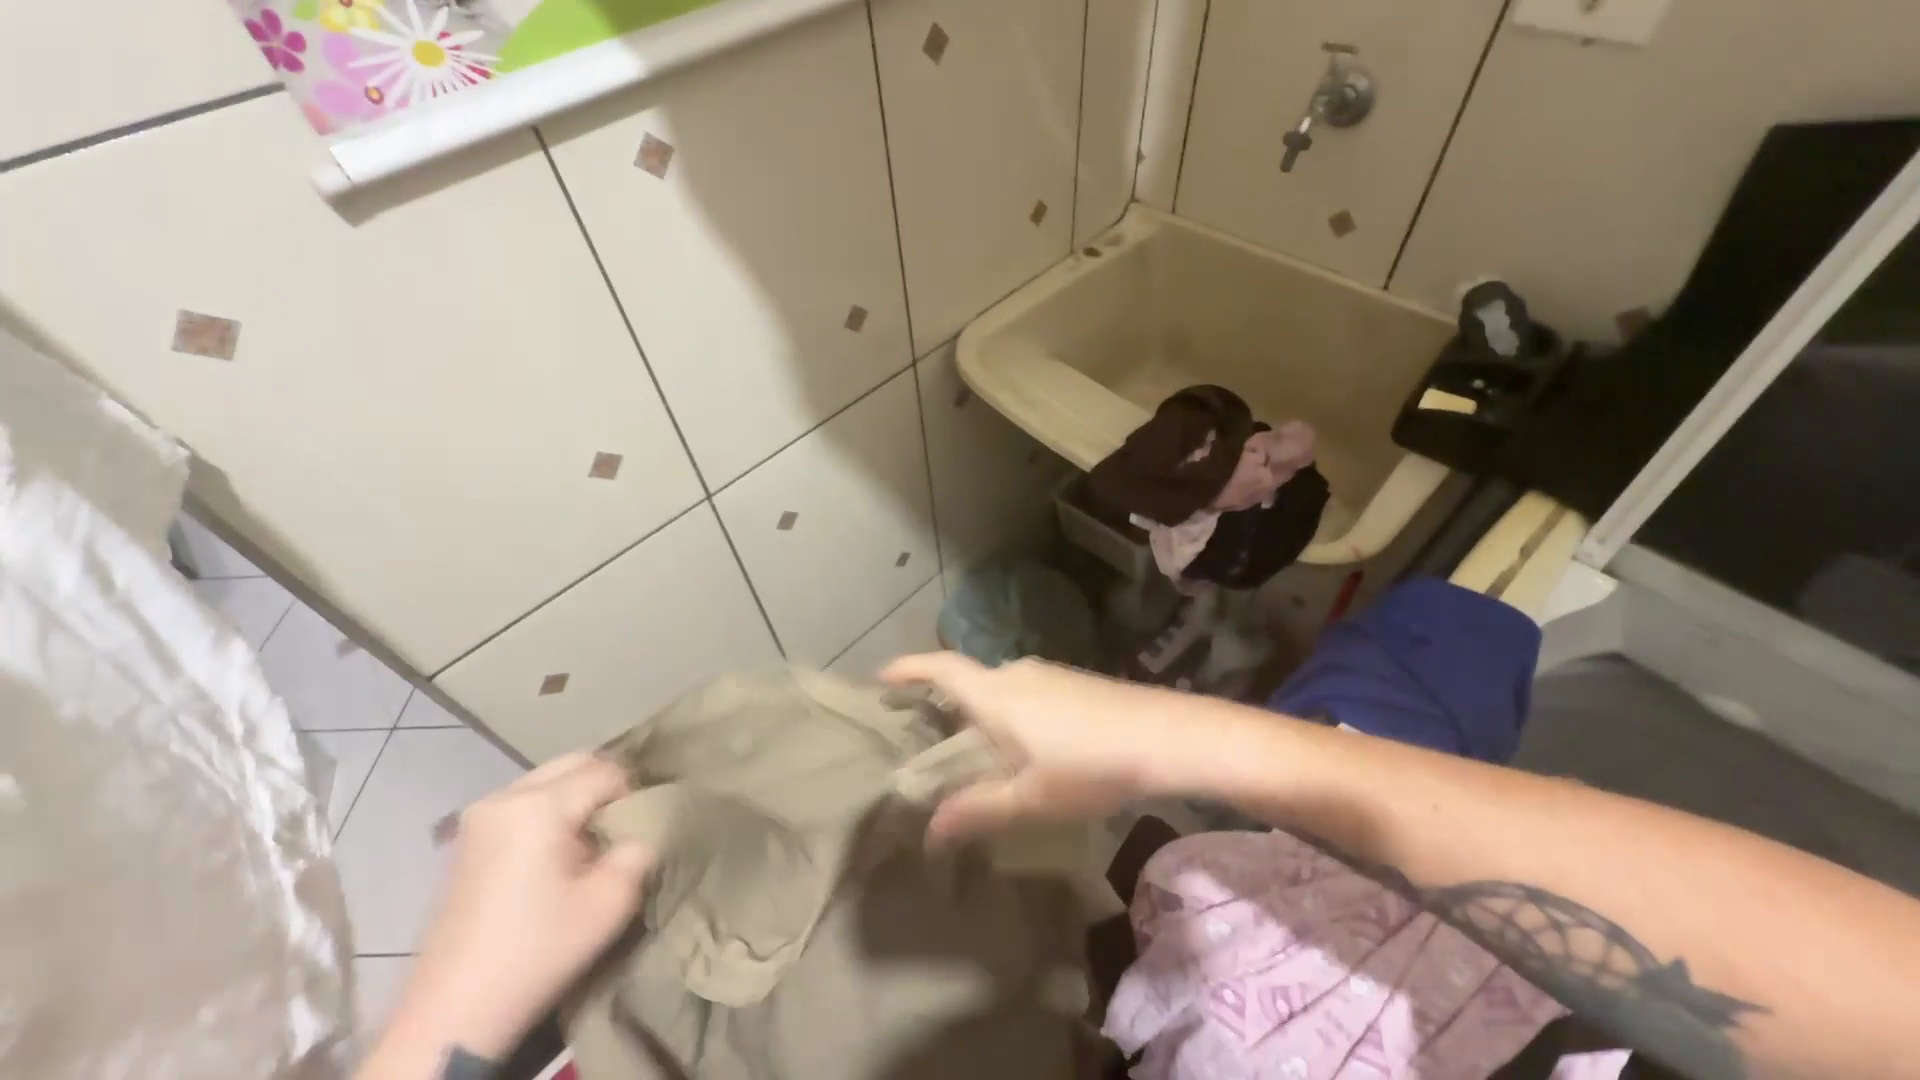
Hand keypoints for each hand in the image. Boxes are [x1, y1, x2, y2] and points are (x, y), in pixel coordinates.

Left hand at [372, 754, 652, 1065]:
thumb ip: (638, 850)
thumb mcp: (611, 902)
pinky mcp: (464, 839)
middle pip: (572, 763)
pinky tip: (552, 857)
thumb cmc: (539, 951)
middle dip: (605, 786)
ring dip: (575, 799)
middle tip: (620, 830)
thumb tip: (642, 829)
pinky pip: (521, 803)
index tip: (640, 830)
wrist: (454, 1010)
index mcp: (539, 806)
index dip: (633, 794)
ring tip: (587, 846)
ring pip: (546, 780)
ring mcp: (477, 816)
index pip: (606, 771)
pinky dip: (547, 813)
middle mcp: (503, 796)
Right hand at [878, 653, 1196, 841]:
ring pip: (999, 690)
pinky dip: (1009, 714)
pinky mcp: (1074, 683)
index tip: (880, 677)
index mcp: (996, 694)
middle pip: (968, 681)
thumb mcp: (1030, 798)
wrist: (1169, 736)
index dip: (907, 669)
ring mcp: (1048, 675)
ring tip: (973, 751)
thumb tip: (930, 831)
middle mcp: (1016, 673)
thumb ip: (978, 810)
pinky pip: (1026, 694)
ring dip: (980, 713)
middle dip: (943, 703)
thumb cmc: (1090, 766)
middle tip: (924, 735)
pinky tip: (1025, 748)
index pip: (940, 669)